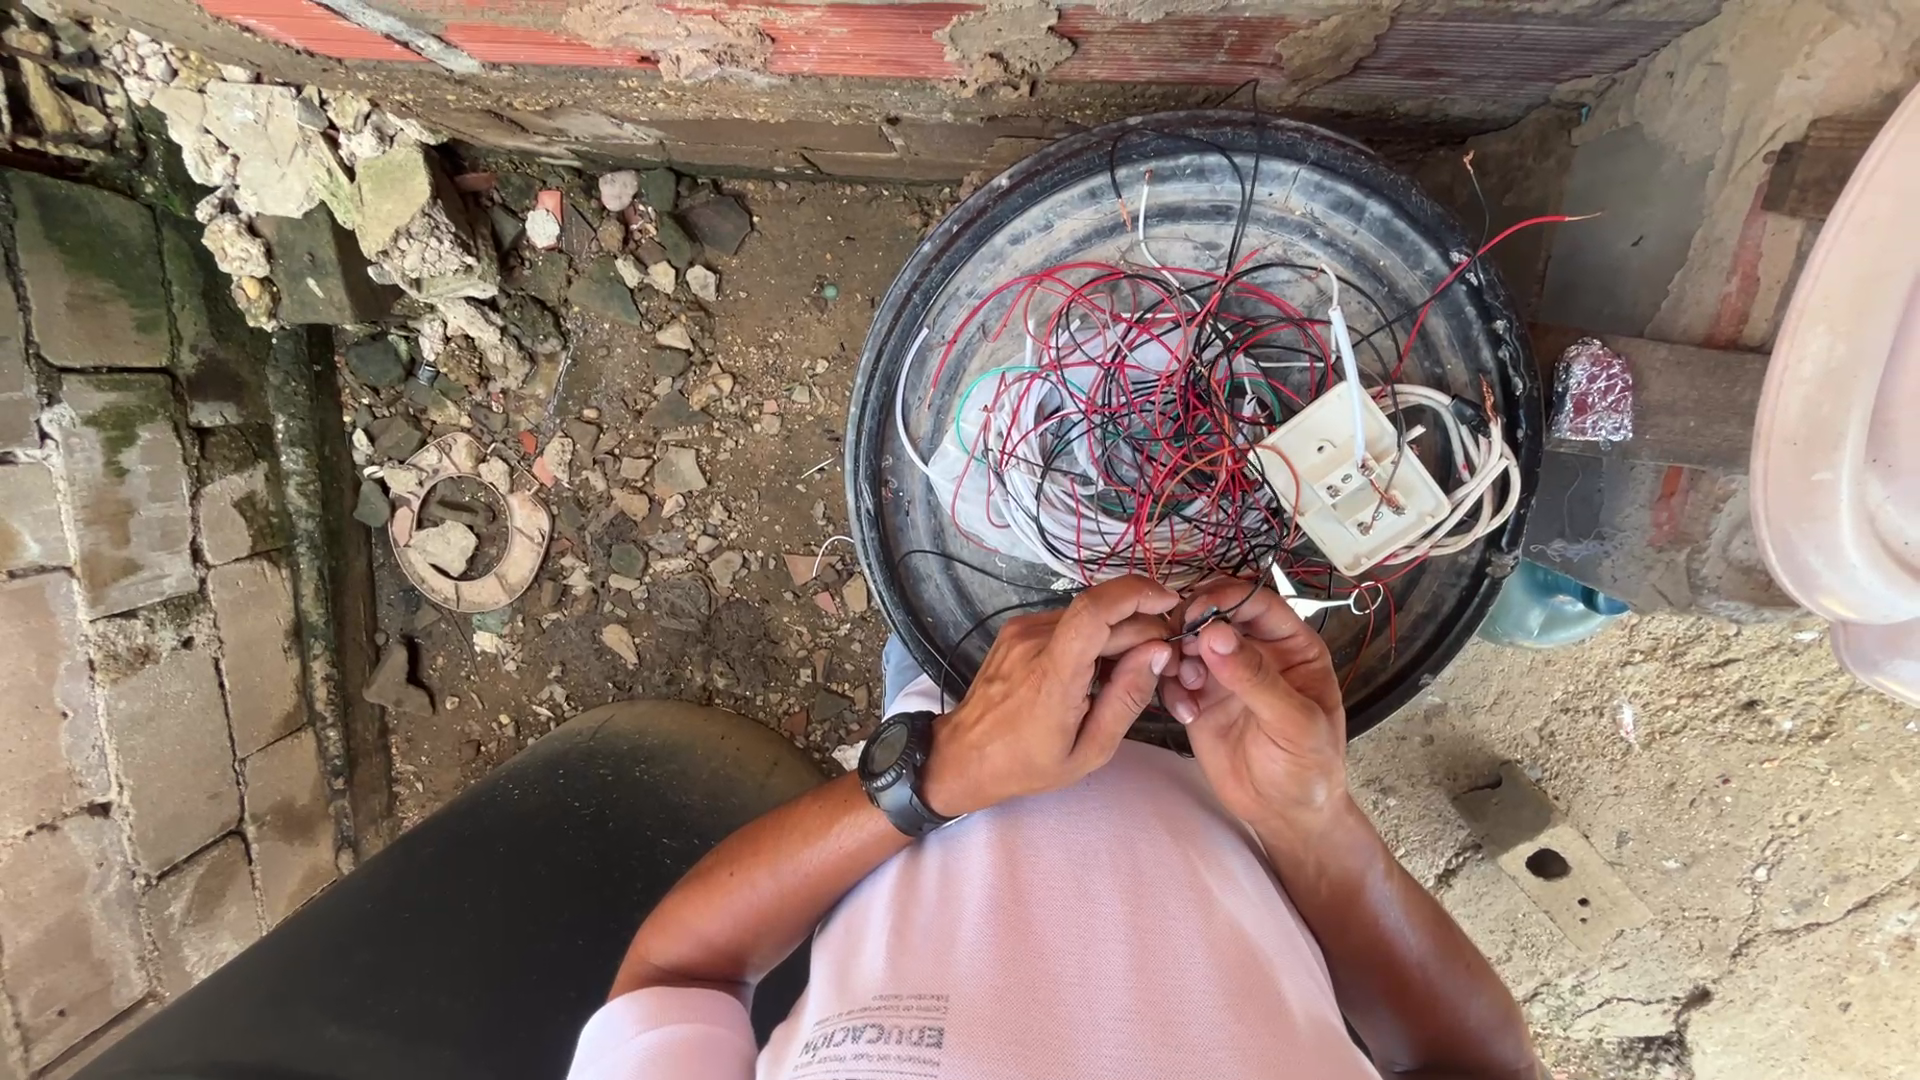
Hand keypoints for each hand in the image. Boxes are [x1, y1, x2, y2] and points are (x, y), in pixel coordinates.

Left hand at [921, 575, 1178, 816]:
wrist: (964, 754)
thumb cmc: (1028, 764)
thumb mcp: (1090, 749)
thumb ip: (1128, 698)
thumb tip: (1159, 651)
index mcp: (1053, 674)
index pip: (1094, 611)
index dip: (1136, 596)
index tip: (1170, 604)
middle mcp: (1034, 640)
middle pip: (1101, 613)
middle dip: (1142, 627)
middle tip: (1161, 660)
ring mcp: (1022, 629)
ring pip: (1087, 615)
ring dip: (1117, 632)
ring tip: (1125, 671)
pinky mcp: (1017, 628)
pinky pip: (1068, 621)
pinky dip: (1093, 636)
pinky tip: (1096, 667)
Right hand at [1157, 579, 1349, 832]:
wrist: (1283, 815)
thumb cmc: (1307, 768)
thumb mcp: (1292, 724)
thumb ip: (1256, 678)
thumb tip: (1215, 634)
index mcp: (1291, 646)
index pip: (1257, 602)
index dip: (1225, 598)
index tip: (1195, 613)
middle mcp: (1254, 651)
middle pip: (1214, 613)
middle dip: (1191, 624)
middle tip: (1180, 646)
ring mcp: (1223, 672)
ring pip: (1187, 640)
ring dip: (1177, 656)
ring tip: (1187, 686)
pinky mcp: (1197, 695)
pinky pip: (1172, 674)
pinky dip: (1170, 687)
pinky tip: (1187, 714)